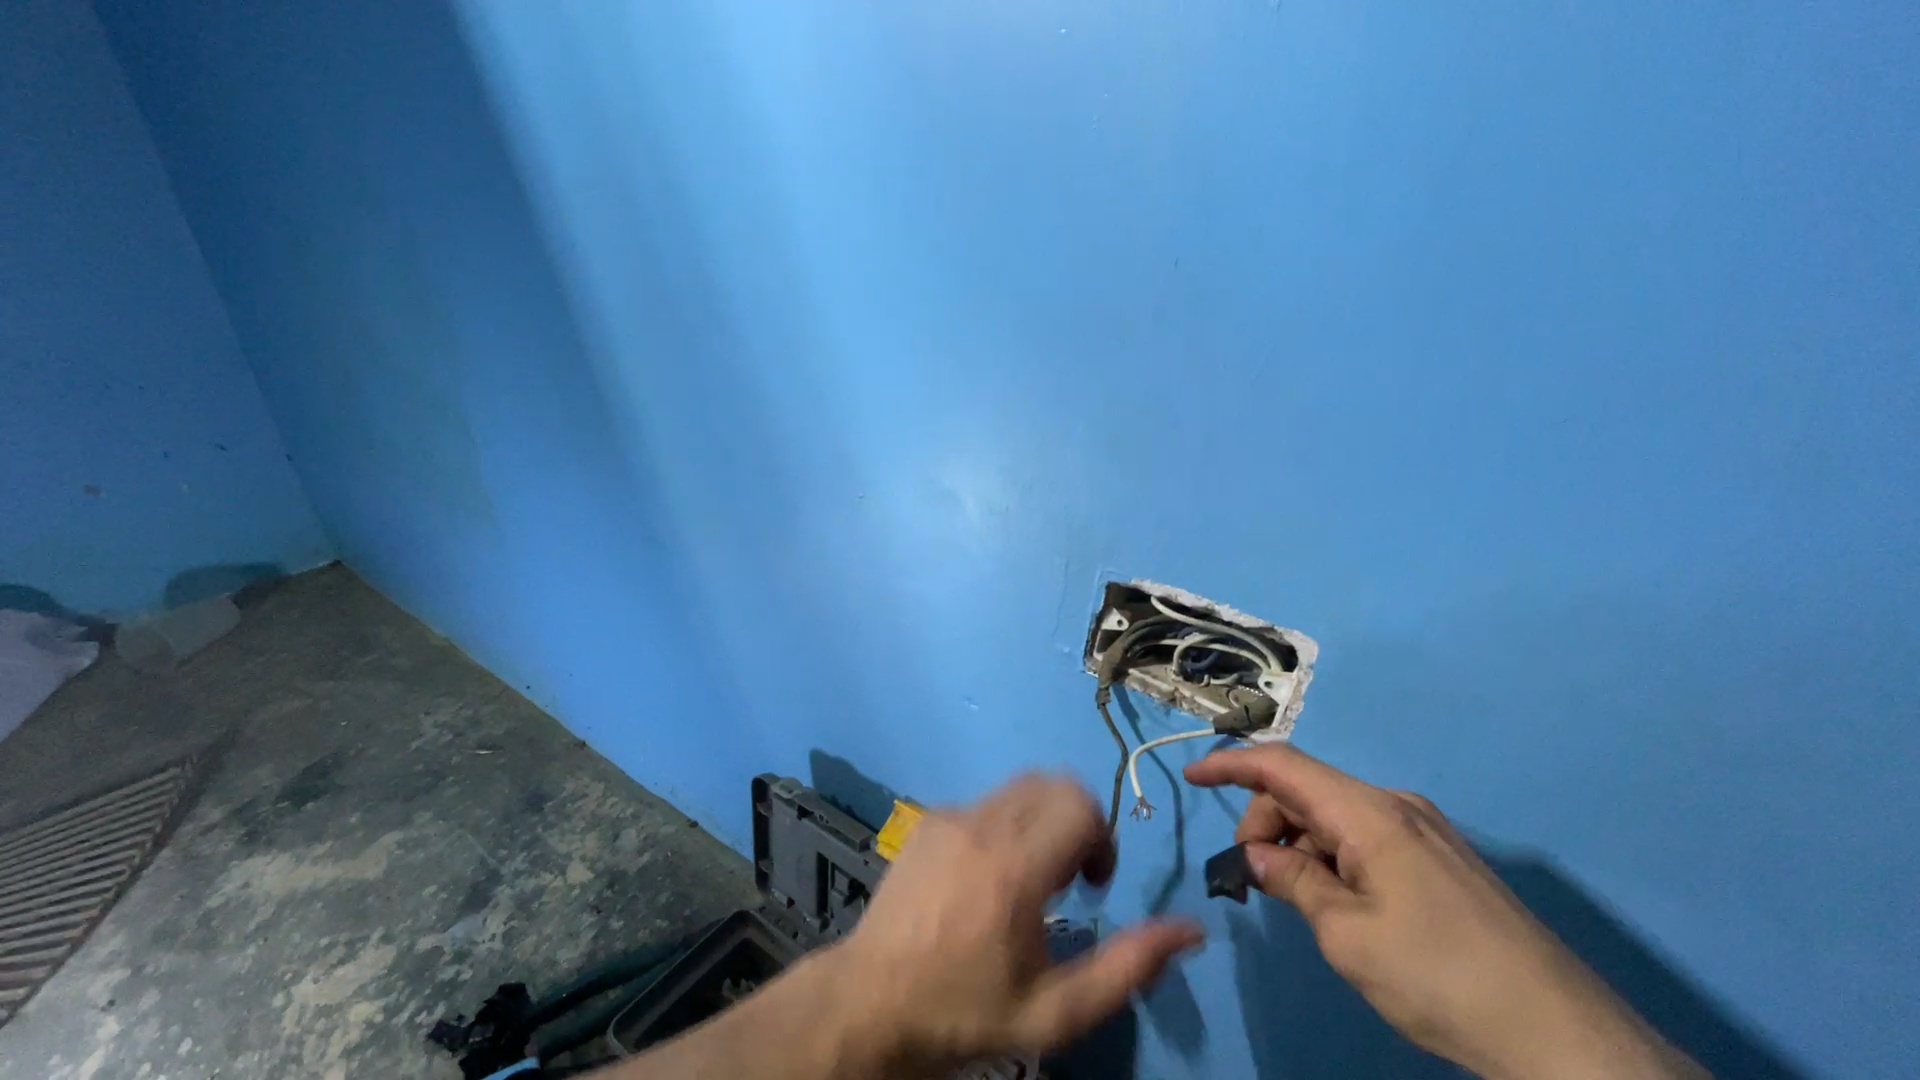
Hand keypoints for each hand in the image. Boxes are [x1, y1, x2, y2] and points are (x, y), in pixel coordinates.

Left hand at [829, 774, 1202, 1072]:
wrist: (871, 1004)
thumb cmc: (967, 1011)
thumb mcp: (1056, 1012)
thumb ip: (1128, 968)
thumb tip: (1191, 930)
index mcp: (1014, 868)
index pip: (1079, 804)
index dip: (1102, 838)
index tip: (1092, 884)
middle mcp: (981, 827)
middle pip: (1054, 785)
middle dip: (1078, 822)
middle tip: (1069, 878)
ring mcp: (948, 818)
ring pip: (1020, 788)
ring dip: (1043, 820)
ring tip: (1031, 877)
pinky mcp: (927, 822)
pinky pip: (987, 802)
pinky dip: (1006, 823)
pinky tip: (989, 875)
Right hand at [1185, 744, 1704, 1079]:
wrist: (1560, 1033)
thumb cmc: (1438, 976)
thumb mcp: (1346, 934)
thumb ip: (1293, 881)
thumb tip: (1256, 852)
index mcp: (1371, 813)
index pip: (1284, 765)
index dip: (1231, 765)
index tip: (1191, 779)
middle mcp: (1398, 806)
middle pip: (1308, 791)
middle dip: (1267, 823)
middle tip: (1253, 881)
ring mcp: (1425, 831)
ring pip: (1336, 817)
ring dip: (1301, 846)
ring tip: (1298, 901)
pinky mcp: (1441, 859)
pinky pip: (1367, 838)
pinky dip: (1333, 858)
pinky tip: (1339, 904)